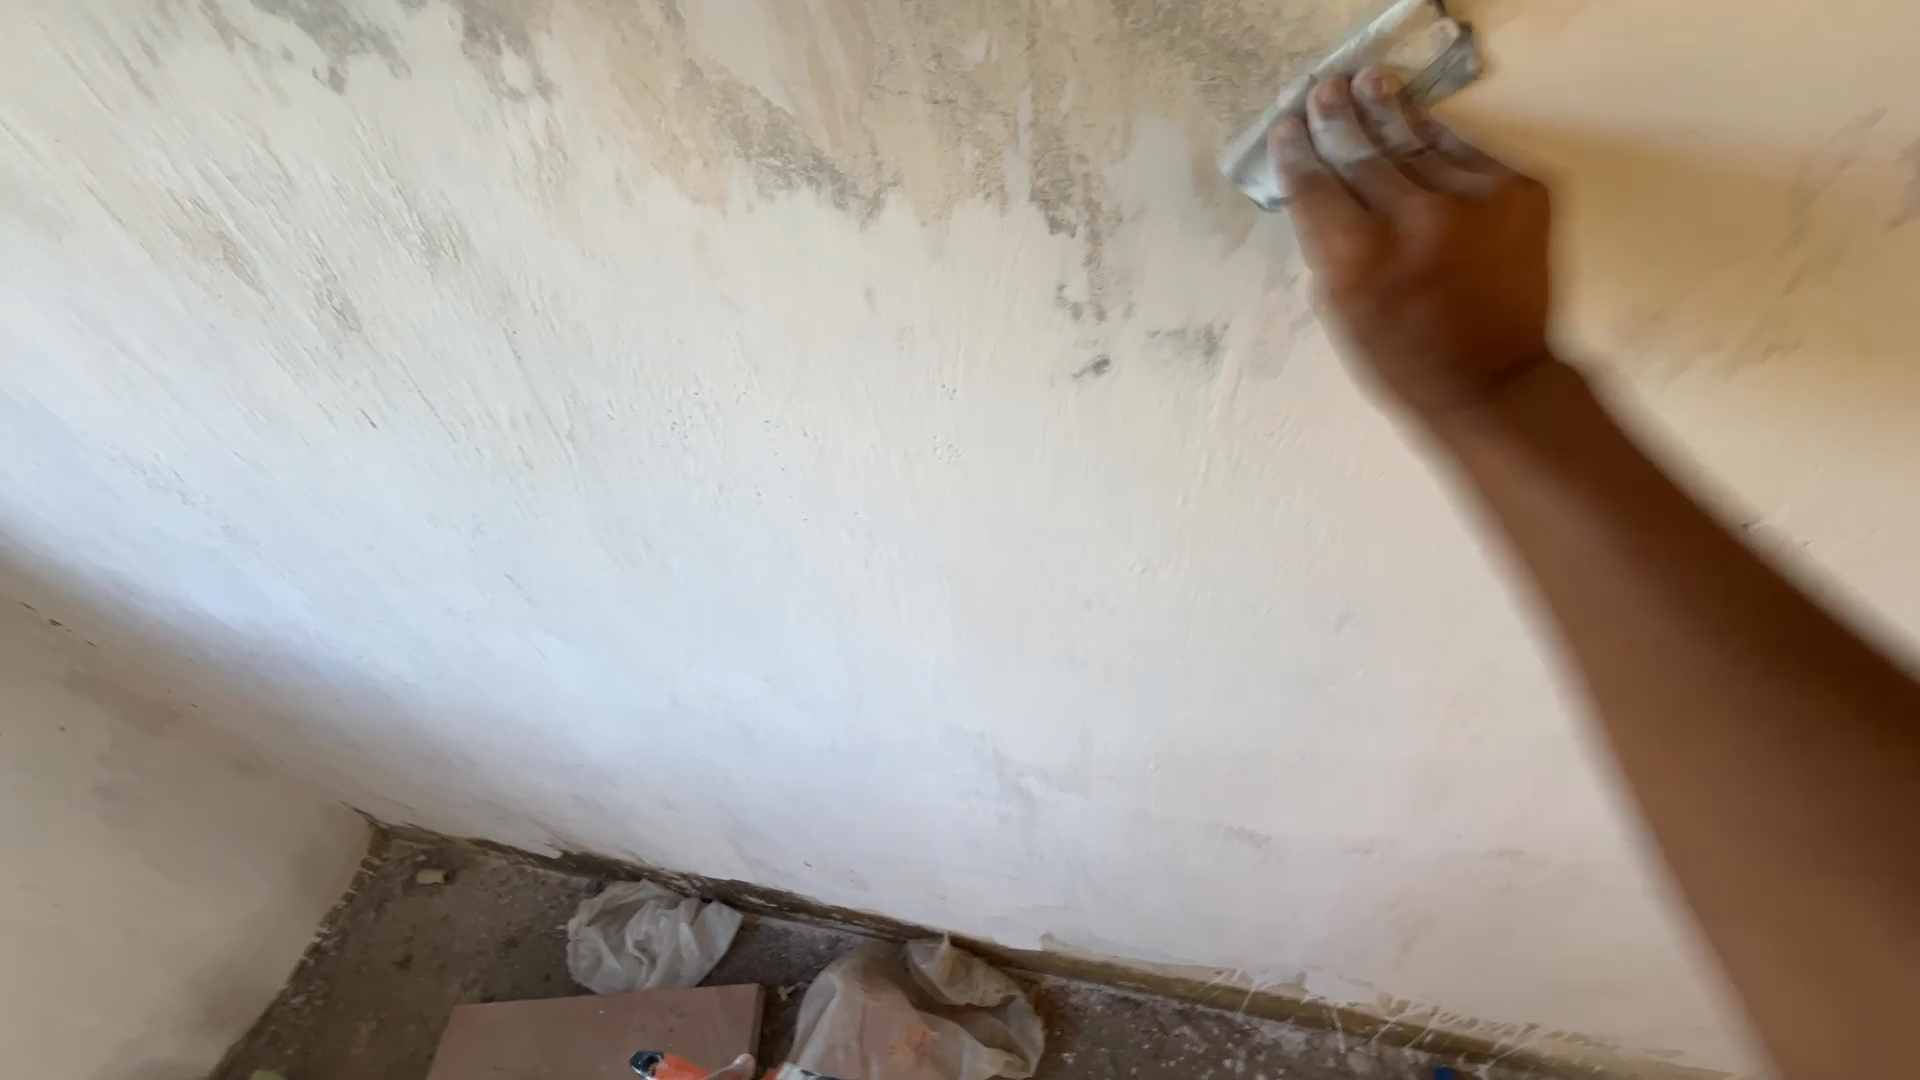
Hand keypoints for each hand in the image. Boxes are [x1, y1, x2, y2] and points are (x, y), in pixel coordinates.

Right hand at [1271, 67, 1555, 423]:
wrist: (1493, 380)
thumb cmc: (1400, 360)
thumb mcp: (1340, 312)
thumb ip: (1330, 249)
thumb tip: (1326, 196)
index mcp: (1355, 255)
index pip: (1315, 185)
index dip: (1297, 153)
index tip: (1288, 128)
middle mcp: (1412, 215)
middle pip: (1363, 152)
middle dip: (1337, 120)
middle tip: (1323, 91)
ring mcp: (1473, 196)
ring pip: (1416, 142)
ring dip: (1387, 112)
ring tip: (1368, 83)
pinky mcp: (1520, 189)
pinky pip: (1465, 152)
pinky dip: (1436, 138)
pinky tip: (1416, 119)